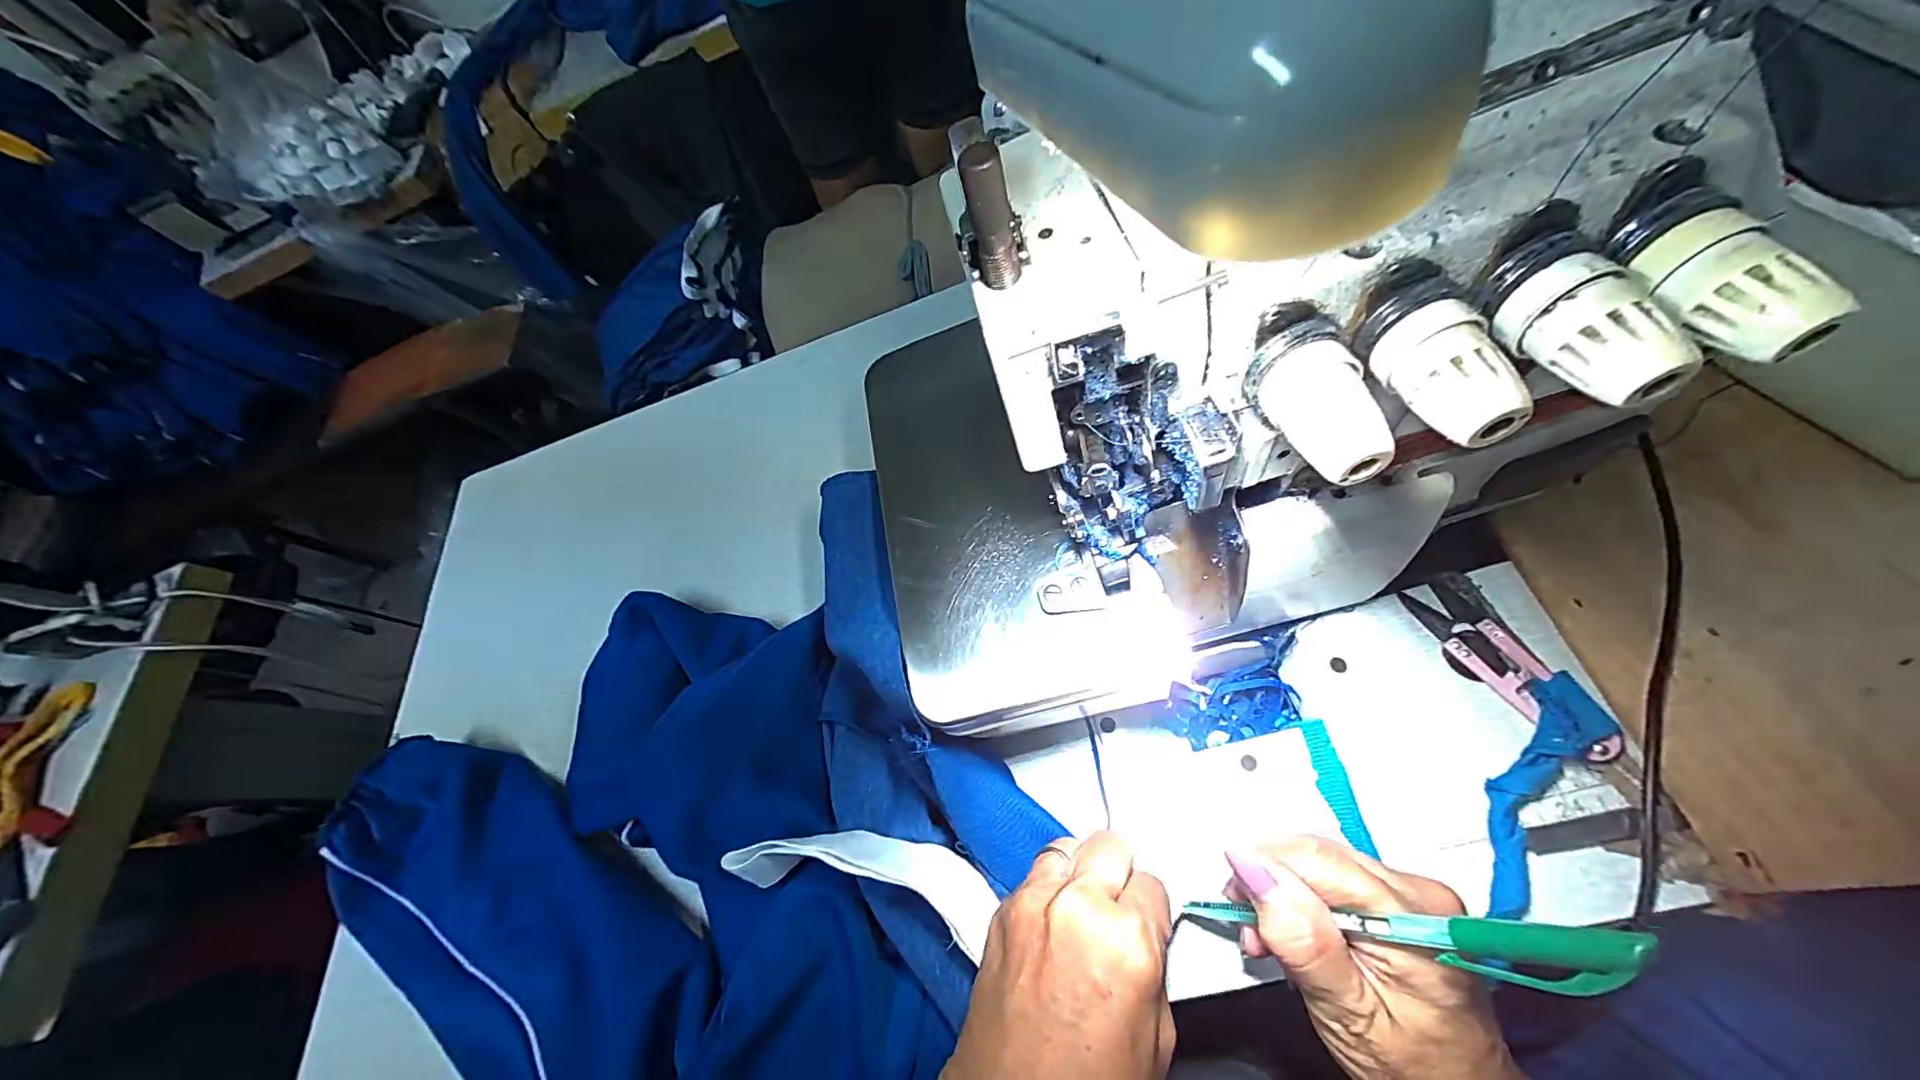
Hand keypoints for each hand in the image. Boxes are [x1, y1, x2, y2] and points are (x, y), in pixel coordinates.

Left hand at [943, 832, 1175, 1079]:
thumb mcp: (1156, 1035)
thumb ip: (1153, 965)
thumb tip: (1147, 931)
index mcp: (1128, 940)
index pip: (1151, 881)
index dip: (1150, 905)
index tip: (1146, 918)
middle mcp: (1078, 907)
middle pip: (1108, 845)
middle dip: (1118, 870)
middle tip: (1117, 900)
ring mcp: (1034, 903)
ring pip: (1065, 847)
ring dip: (1078, 870)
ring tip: (1080, 904)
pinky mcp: (1001, 909)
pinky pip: (1033, 875)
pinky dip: (1046, 887)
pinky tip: (1051, 920)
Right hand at [1225, 836, 1521, 1079]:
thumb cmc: (1415, 1069)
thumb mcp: (1347, 1012)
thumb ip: (1302, 939)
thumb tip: (1255, 871)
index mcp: (1414, 917)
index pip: (1313, 859)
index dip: (1263, 873)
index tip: (1237, 903)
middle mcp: (1418, 892)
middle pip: (1314, 854)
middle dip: (1270, 885)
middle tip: (1256, 934)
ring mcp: (1411, 891)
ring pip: (1317, 861)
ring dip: (1282, 893)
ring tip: (1276, 942)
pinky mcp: (1398, 897)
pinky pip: (1331, 874)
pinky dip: (1303, 899)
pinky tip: (1301, 933)